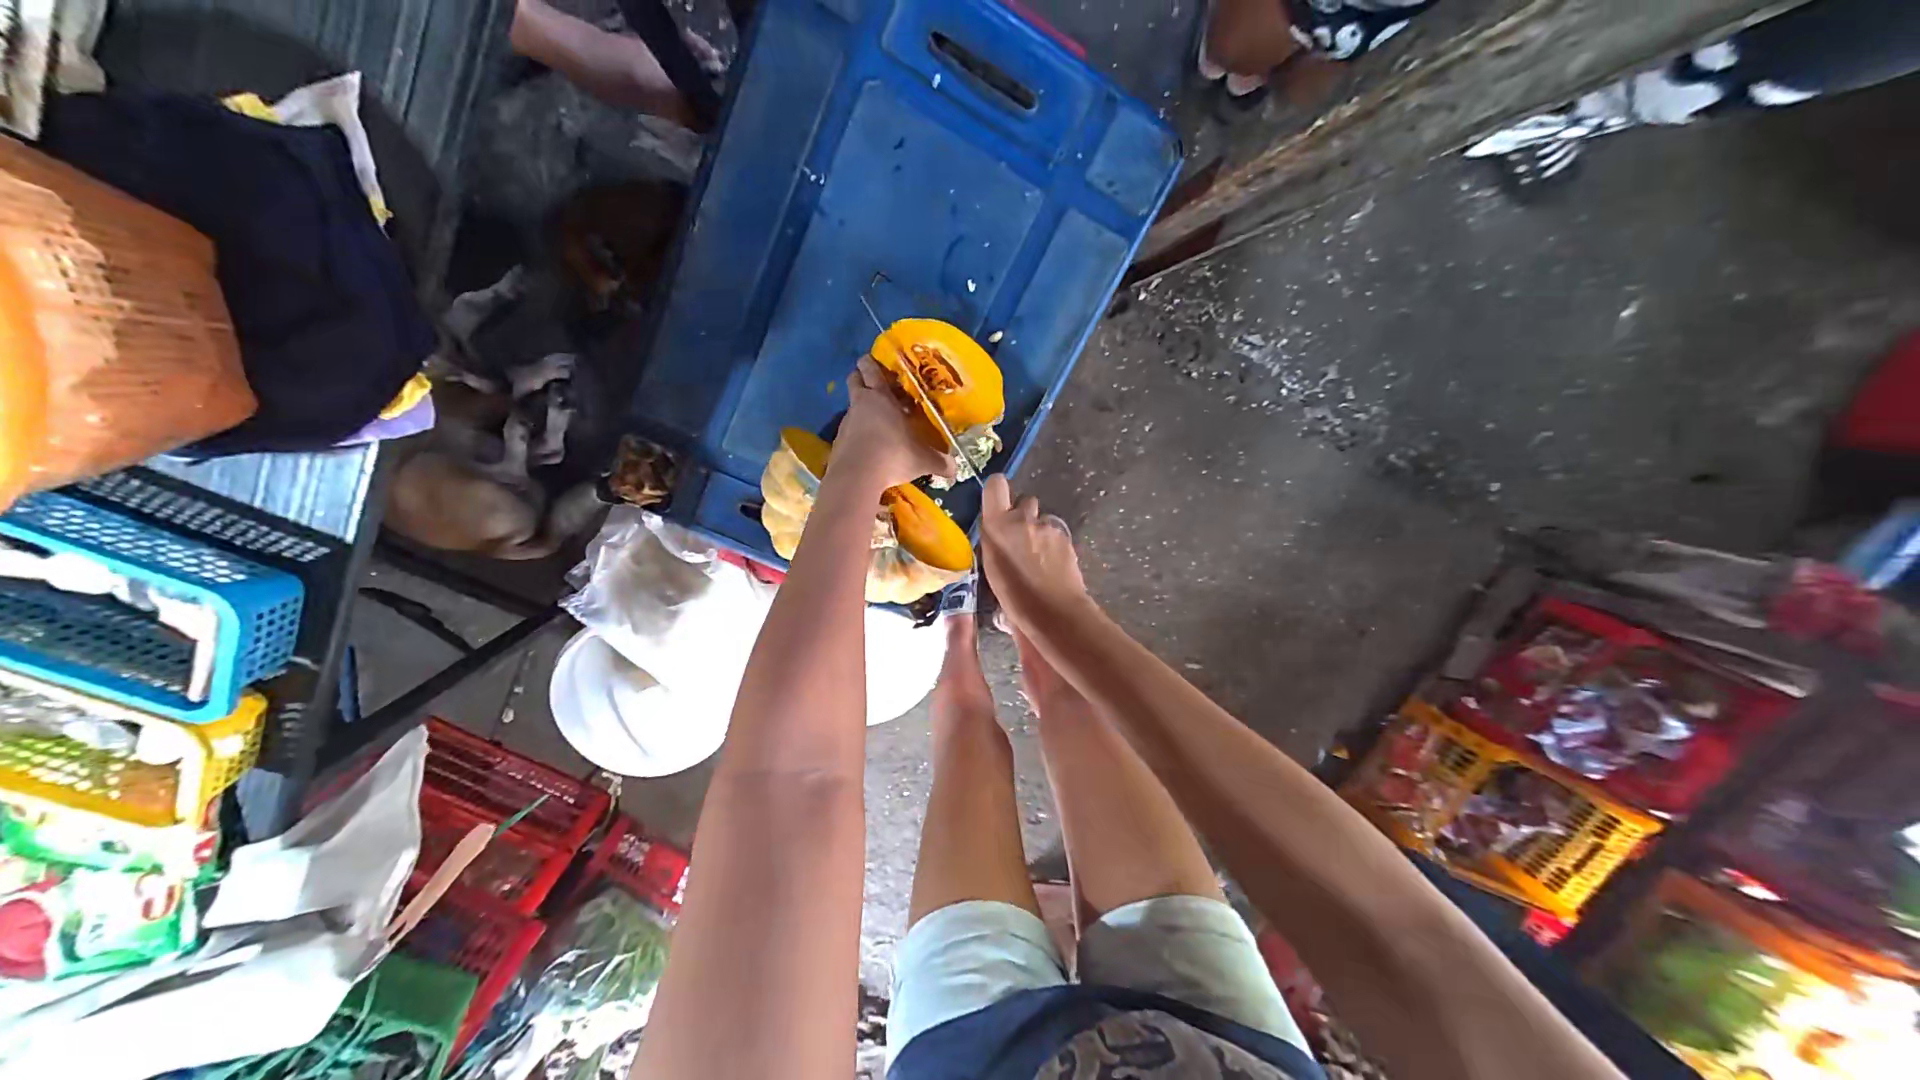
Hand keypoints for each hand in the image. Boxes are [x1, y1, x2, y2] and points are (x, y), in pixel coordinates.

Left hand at [831, 357, 955, 490]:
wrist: (855, 477)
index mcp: (880, 397)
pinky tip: (869, 445)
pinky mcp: (838, 441)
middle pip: (855, 380)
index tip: (872, 359)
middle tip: (874, 384)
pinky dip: (857, 432)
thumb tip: (955, 470)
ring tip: (878, 422)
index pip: (872, 370)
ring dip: (862, 409)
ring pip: (852, 406)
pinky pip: (849, 430)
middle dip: (861, 377)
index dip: (871, 363)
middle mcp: (860, 404)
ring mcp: (846, 422)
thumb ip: (940, 462)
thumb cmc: (892, 456)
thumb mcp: (922, 460)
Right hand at [980, 474, 1091, 627]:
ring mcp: (1048, 527)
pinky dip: (1052, 545)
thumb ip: (993, 541)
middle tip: (1019, 539)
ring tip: (1037, 557)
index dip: (997, 492)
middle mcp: (1023, 518)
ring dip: (1038, 531)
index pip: (996, 484)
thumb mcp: (990, 567)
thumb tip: (997, 534)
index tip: (997, 506)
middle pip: (1024, 500)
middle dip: (1022, 515)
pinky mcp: (1066, 538)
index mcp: (998, 524)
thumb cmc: (1013, 596)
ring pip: (1041, 519)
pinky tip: (1051, 565)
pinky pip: (1055, 534)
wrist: (1053, 611)